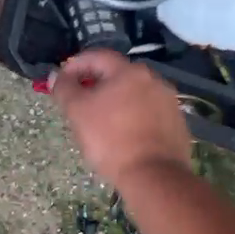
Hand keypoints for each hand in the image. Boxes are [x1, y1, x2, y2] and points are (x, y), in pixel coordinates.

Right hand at [49, 49, 191, 187]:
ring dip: (113, 99)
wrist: (154, 177)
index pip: (96, 56)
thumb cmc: (109, 137)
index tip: (61, 81)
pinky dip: (131, 114)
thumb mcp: (76, 110)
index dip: (74, 65)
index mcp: (129, 71)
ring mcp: (169, 102)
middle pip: (116, 73)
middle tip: (77, 100)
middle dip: (94, 83)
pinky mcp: (177, 123)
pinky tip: (121, 132)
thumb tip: (57, 75)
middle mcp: (153, 80)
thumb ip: (63, 87)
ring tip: (98, 118)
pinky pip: (147, 110)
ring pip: (132, 92)